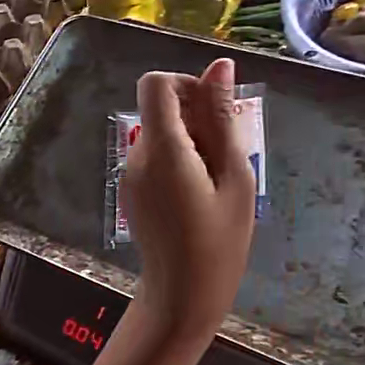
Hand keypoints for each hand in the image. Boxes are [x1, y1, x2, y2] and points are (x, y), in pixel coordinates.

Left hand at [123, 59, 255, 341]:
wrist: (182, 297)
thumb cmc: (220, 243)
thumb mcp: (234, 177)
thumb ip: (223, 119)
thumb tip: (220, 67)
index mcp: (162, 149)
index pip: (156, 83)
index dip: (186, 85)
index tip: (215, 113)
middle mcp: (136, 155)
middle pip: (159, 108)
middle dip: (195, 118)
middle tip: (225, 157)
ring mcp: (129, 174)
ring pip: (159, 132)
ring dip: (190, 141)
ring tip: (215, 182)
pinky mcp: (131, 190)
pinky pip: (154, 156)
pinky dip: (177, 160)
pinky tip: (198, 194)